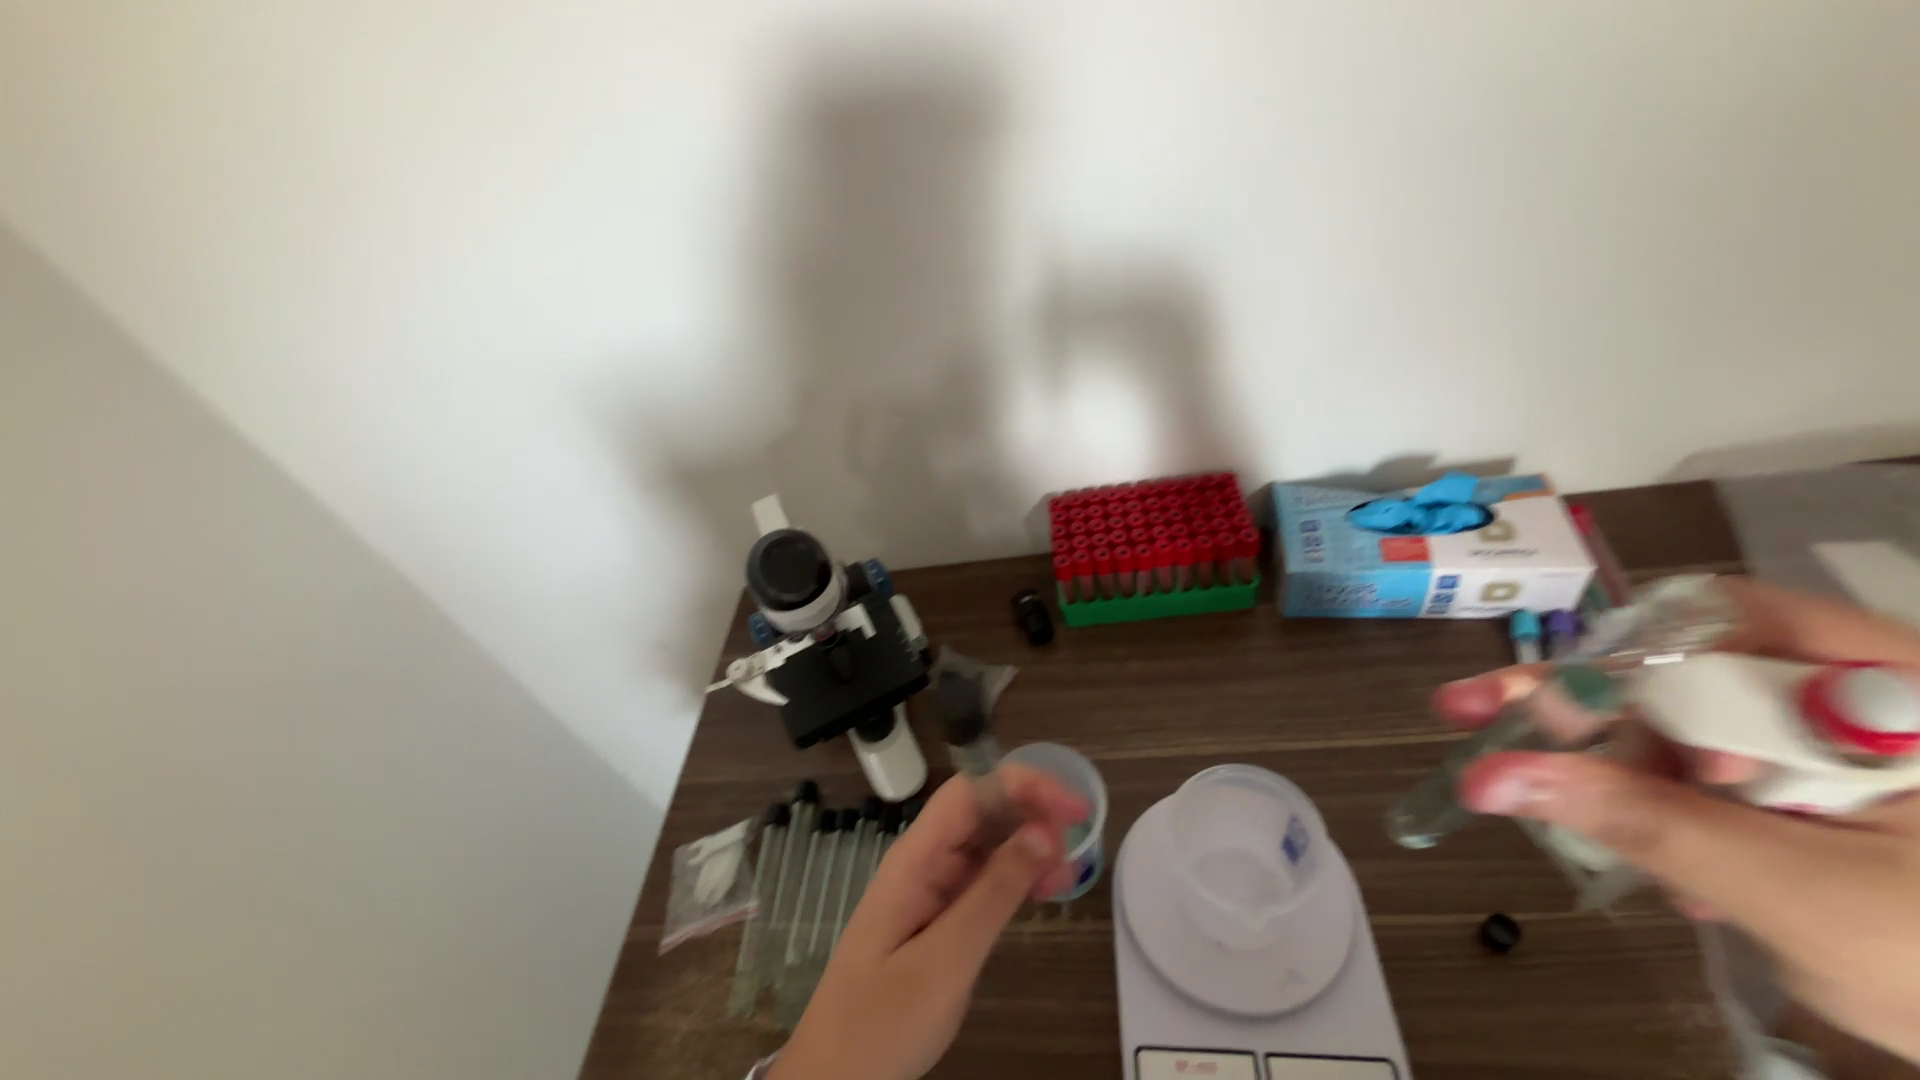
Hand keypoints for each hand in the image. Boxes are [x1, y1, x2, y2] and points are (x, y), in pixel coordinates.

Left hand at [768, 765, 1089, 1079]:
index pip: (969, 791)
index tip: (1072, 806)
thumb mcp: (946, 960)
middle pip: (981, 810)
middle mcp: (923, 861)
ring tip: (1070, 870)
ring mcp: (930, 888)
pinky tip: (1047, 889)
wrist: (836, 1076)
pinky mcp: (939, 916)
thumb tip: (1042, 833)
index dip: (1022, 784)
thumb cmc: (882, 1020)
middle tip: (1078, 843)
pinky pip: (983, 879)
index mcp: (914, 859)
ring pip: (987, 843)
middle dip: (1032, 812)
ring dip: (1030, 845)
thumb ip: (994, 893)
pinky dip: (1018, 877)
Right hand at [1439, 578, 1919, 1063]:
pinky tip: (1680, 874)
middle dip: (1597, 714)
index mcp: (1898, 687)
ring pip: (1702, 727)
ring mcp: (1858, 748)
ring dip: (1636, 776)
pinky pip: (1729, 775)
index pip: (1730, 620)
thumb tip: (1488, 775)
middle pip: (1700, 670)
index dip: (1631, 656)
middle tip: (1481, 718)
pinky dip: (1682, 810)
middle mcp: (1872, 696)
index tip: (1542, 708)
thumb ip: (1642, 822)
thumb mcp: (1792, 894)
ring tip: (1590, 831)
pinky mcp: (1841, 795)